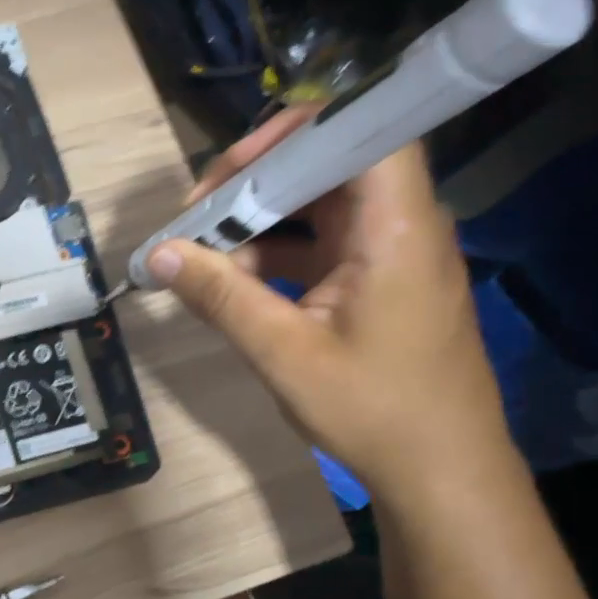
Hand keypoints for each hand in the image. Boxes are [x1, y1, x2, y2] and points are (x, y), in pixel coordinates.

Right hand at [145, 107, 515, 495]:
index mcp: (395, 228)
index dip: (296, 130)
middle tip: (193, 218)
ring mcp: (387, 253)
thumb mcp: (282, 352)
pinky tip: (226, 284)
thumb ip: (220, 296)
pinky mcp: (374, 280)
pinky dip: (270, 255)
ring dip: (255, 223)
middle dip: (254, 182)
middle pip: (328, 165)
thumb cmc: (372, 408)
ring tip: (197, 256)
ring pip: (316, 207)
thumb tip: (158, 254)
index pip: (362, 132)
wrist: (439, 468)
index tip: (230, 168)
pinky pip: (317, 245)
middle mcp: (399, 225)